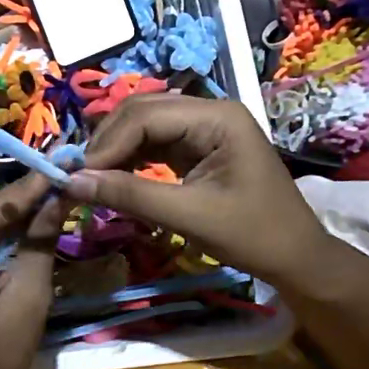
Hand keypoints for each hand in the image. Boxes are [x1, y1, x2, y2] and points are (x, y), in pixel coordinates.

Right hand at [66, 96, 332, 285]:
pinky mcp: (199, 148)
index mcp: (217, 117)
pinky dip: (131, 161)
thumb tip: (73, 182)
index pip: (146, 116)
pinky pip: (155, 145)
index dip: (107, 144)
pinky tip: (112, 179)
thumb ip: (131, 195)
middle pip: (142, 113)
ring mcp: (204, 129)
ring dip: (115, 151)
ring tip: (89, 180)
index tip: (76, 176)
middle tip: (77, 177)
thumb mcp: (190, 216)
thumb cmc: (254, 235)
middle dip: (107, 143)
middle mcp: (209, 112)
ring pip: (145, 127)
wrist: (296, 257)